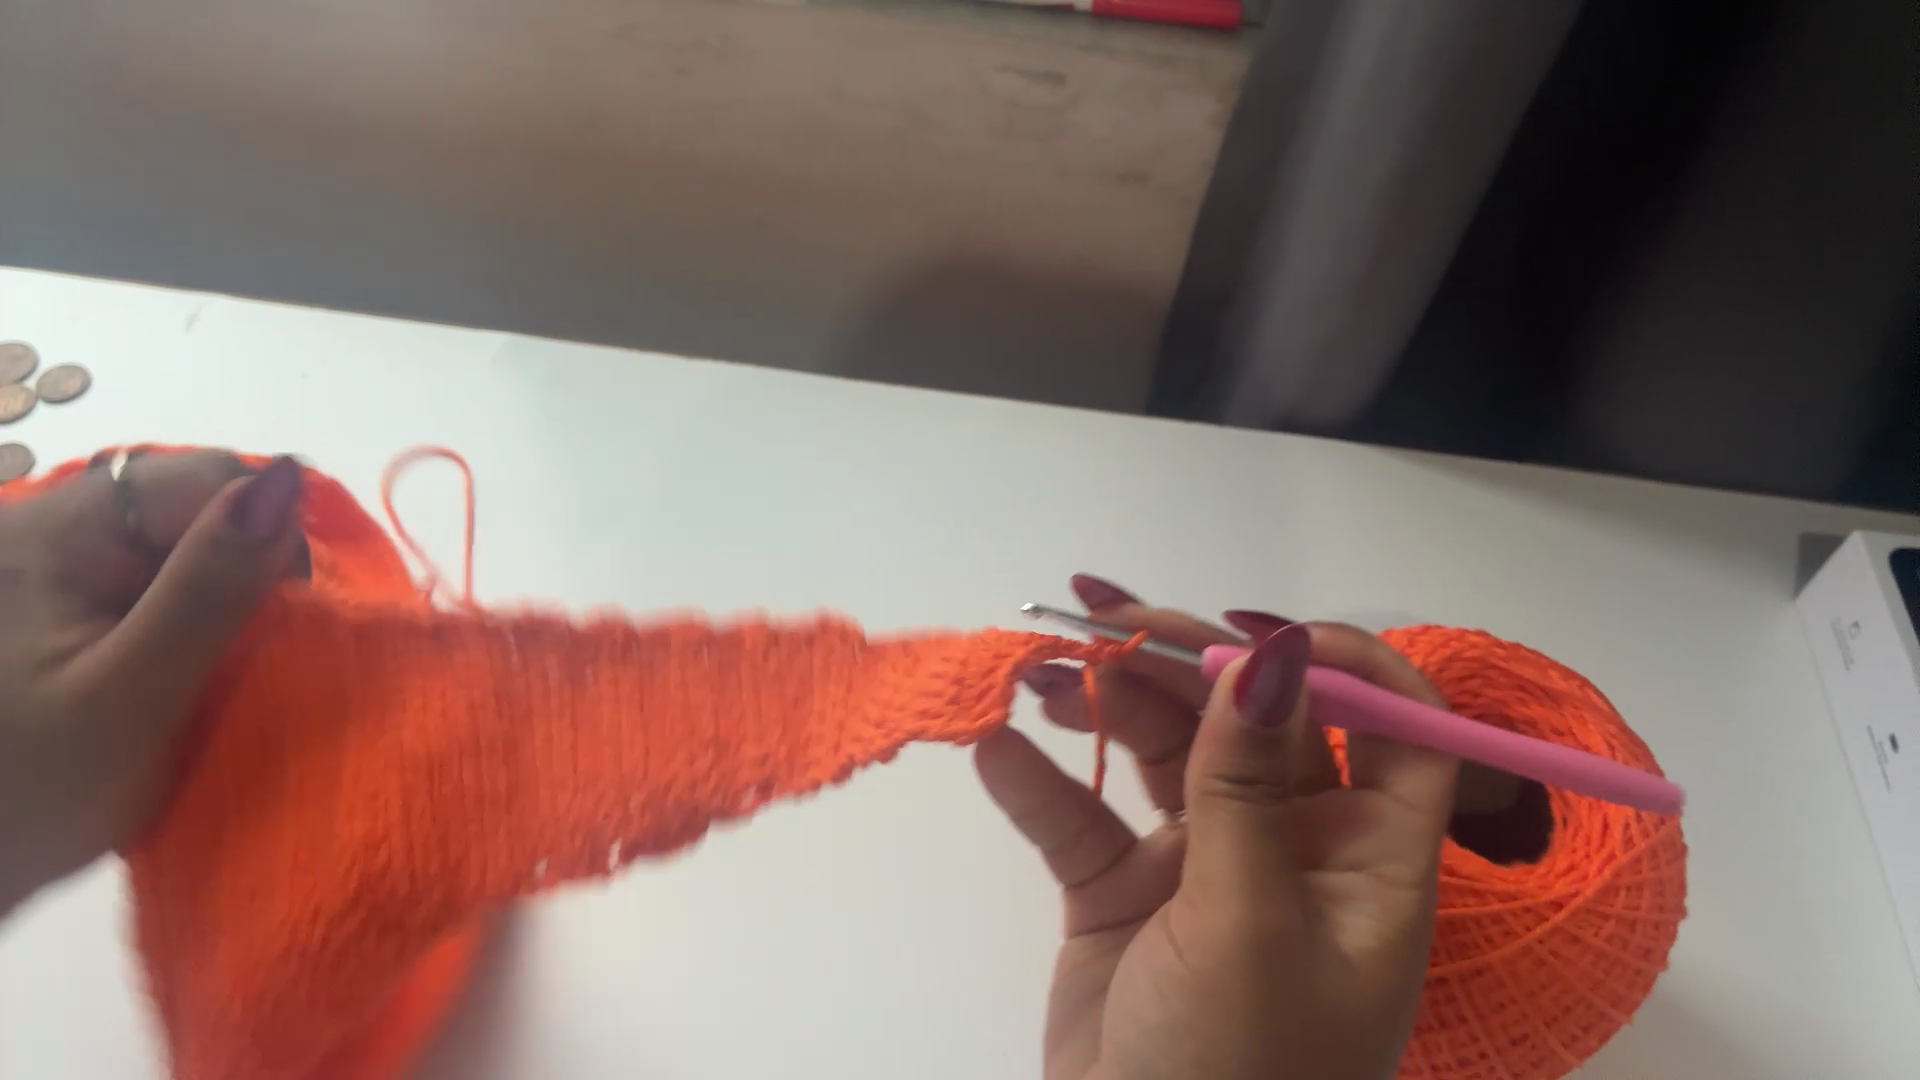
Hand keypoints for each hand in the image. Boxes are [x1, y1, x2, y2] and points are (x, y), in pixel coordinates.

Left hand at [0, 451, 306, 913]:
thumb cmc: (28, 790)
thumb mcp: (137, 690)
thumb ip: (216, 582)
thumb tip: (290, 477)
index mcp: (51, 535)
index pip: (210, 479)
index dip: (270, 533)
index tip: (276, 613)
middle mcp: (47, 531)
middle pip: (203, 509)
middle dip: (251, 570)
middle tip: (242, 651)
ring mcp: (55, 569)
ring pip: (196, 546)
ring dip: (232, 599)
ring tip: (215, 667)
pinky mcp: (66, 605)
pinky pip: (169, 580)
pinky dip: (205, 618)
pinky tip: (193, 666)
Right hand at [976, 576, 1459, 1079]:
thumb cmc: (1236, 1073)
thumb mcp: (1247, 922)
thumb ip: (1247, 784)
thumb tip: (1274, 652)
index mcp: (1361, 854)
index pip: (1388, 728)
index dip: (1337, 663)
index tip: (1250, 632)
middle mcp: (1289, 842)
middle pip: (1244, 718)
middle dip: (1174, 665)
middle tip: (1098, 625)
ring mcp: (1199, 860)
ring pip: (1158, 751)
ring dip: (1104, 705)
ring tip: (1042, 674)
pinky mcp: (1121, 885)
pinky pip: (1082, 817)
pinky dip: (1040, 785)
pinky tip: (996, 751)